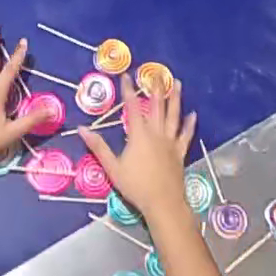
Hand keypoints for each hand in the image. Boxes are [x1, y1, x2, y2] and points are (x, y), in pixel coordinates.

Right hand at [78, 75, 196, 221]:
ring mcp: (170, 142)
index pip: (132, 107)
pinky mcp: (180, 152)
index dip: (129, 90)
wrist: (163, 202)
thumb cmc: (135, 186)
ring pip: (174, 116)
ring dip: (176, 99)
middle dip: (156, 88)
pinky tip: (193, 114)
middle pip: (157, 106)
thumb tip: (82, 129)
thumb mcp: (112, 167)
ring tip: (177, 84)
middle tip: (157, 73)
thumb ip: (98, 147)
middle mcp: (156, 134)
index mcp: (139, 135)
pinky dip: (189, 124)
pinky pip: (186, 135)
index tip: (127, 76)